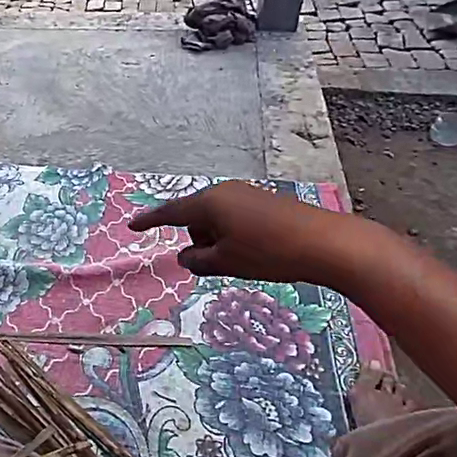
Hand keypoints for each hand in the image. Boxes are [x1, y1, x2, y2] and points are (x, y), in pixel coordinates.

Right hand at [128, 180, 346, 282]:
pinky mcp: (264, 201)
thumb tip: (186, 256)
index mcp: (209, 203)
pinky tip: (255, 252)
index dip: (150, 221)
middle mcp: (224, 192)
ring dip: (217, 239)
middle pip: (195, 217)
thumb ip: (197, 260)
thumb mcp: (225, 262)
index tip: (132, 226)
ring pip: (216, 218)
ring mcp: (246, 194)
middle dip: (197, 239)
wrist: (325, 243)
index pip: (170, 212)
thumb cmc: (268, 253)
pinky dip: (233, 234)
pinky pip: (235, 217)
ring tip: (240, 261)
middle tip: (215, 263)